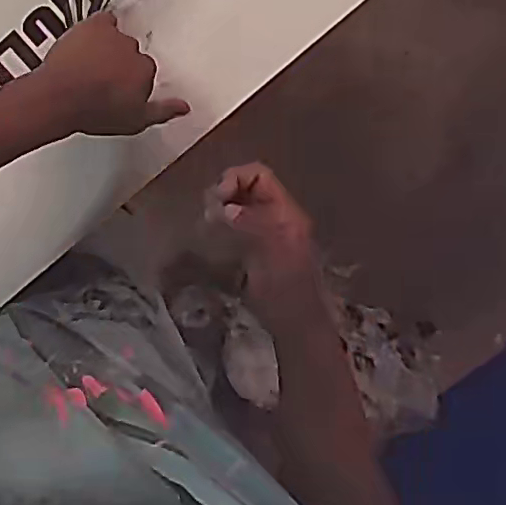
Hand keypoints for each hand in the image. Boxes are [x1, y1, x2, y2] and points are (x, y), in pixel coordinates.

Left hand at [32, 12, 189, 135]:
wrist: (60, 98)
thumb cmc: (91, 111)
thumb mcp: (134, 121)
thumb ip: (162, 111)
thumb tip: (183, 107)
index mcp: (146, 72)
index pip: (145, 70)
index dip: (129, 80)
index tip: (116, 89)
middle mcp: (133, 51)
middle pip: (131, 53)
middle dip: (118, 63)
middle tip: (100, 77)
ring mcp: (114, 37)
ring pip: (116, 37)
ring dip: (106, 46)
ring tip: (88, 63)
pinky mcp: (95, 25)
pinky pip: (103, 19)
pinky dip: (98, 27)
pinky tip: (89, 39)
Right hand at [206, 163, 324, 320]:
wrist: (296, 328)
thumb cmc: (287, 293)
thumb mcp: (272, 254)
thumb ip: (252, 225)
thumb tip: (226, 208)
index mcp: (286, 213)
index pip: (260, 176)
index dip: (236, 178)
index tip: (218, 197)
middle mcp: (277, 216)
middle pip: (248, 185)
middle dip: (226, 190)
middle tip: (210, 210)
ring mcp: (266, 232)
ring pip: (240, 202)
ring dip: (222, 205)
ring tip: (208, 221)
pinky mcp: (255, 247)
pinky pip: (236, 222)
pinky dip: (222, 221)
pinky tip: (212, 233)